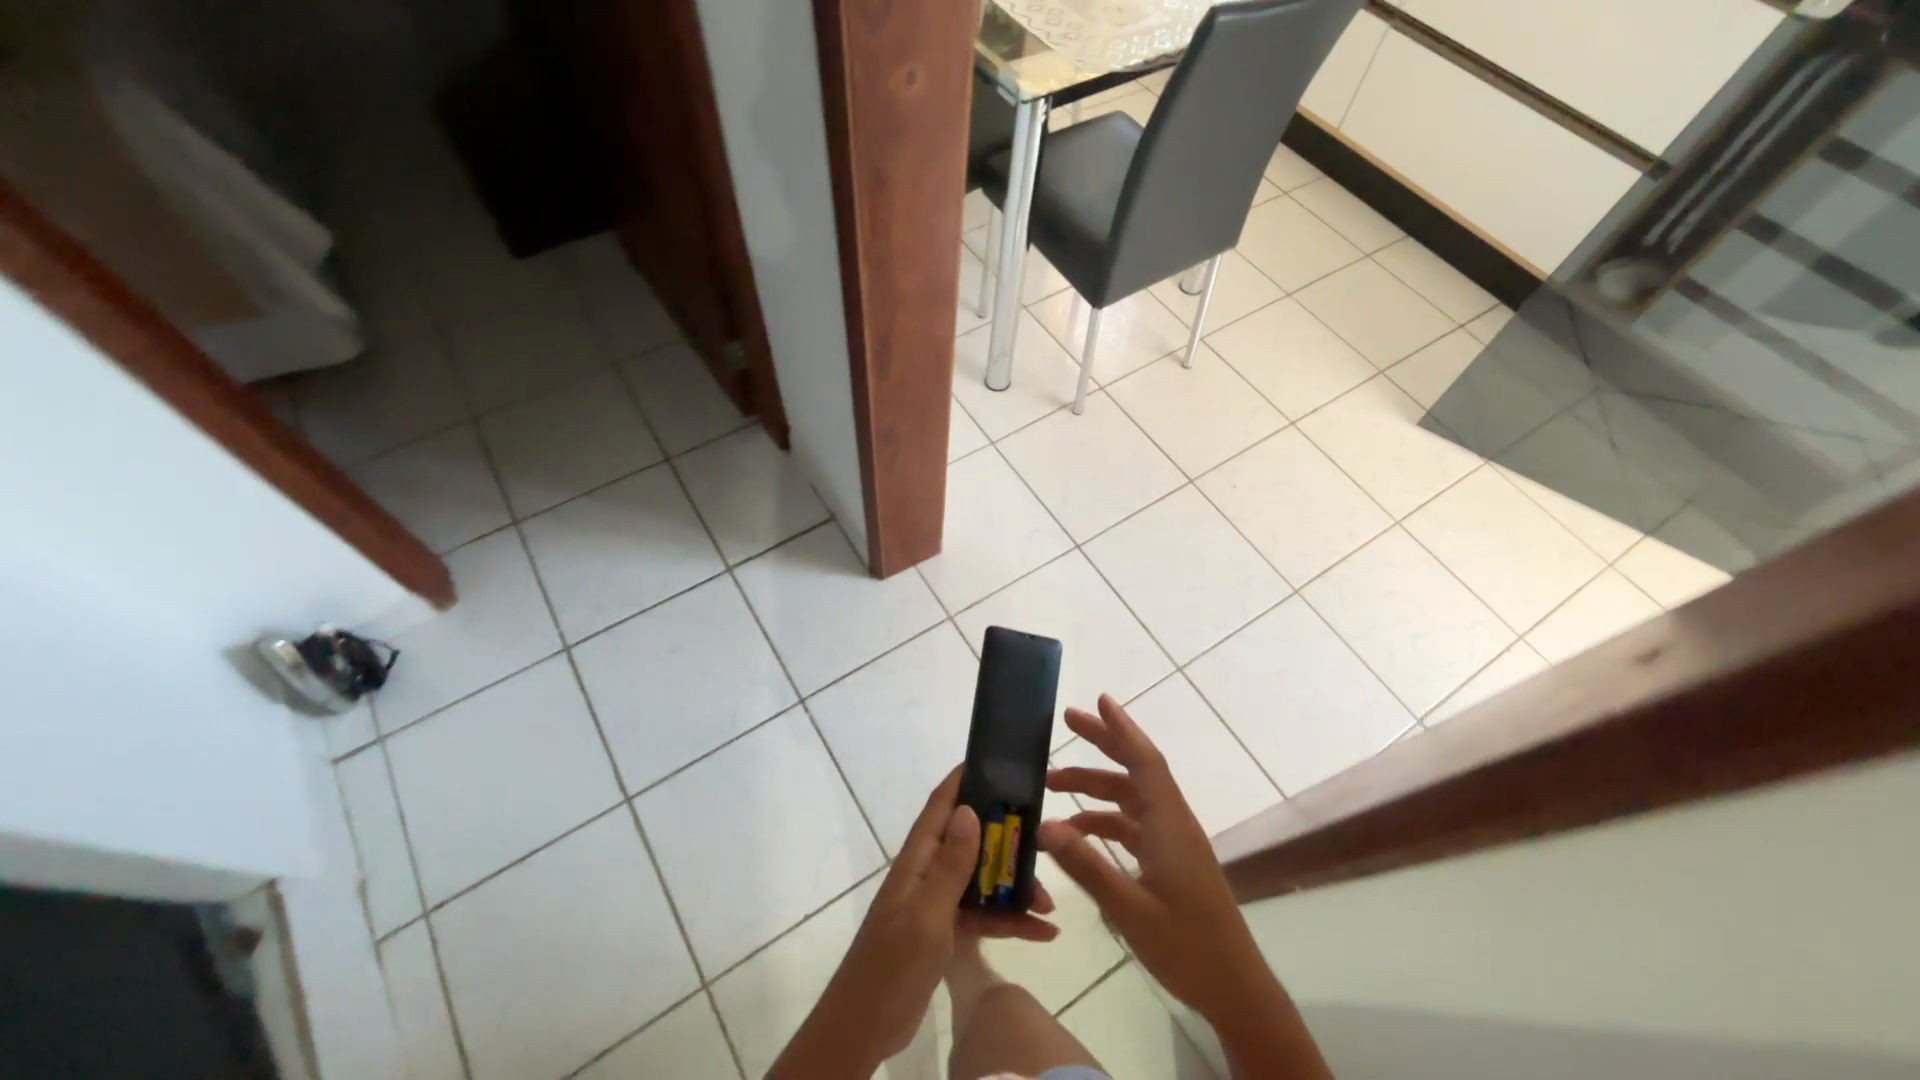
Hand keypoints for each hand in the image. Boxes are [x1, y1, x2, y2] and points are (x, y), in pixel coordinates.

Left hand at [770, 768, 1057, 1077]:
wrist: (865, 1025)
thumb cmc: (892, 965)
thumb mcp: (926, 915)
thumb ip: (950, 865)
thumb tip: (969, 809)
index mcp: (918, 860)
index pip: (942, 806)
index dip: (965, 780)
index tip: (999, 761)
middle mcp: (928, 873)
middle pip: (972, 841)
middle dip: (1008, 839)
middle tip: (1047, 838)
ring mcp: (936, 904)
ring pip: (983, 881)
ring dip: (1015, 888)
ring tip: (1051, 903)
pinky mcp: (944, 932)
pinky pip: (983, 917)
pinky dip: (1010, 922)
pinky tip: (1042, 933)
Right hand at [1041, 696, 1329, 1078]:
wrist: (1234, 987)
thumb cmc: (1186, 945)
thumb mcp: (1129, 909)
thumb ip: (1087, 866)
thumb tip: (1045, 826)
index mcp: (1169, 825)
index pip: (1144, 762)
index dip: (1121, 729)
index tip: (1098, 700)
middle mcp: (1173, 824)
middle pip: (1137, 771)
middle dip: (1103, 744)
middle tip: (1068, 721)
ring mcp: (1173, 844)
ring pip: (1131, 800)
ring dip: (1096, 788)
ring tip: (1052, 785)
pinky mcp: (1171, 864)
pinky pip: (1134, 827)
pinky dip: (1104, 821)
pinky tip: (1076, 832)